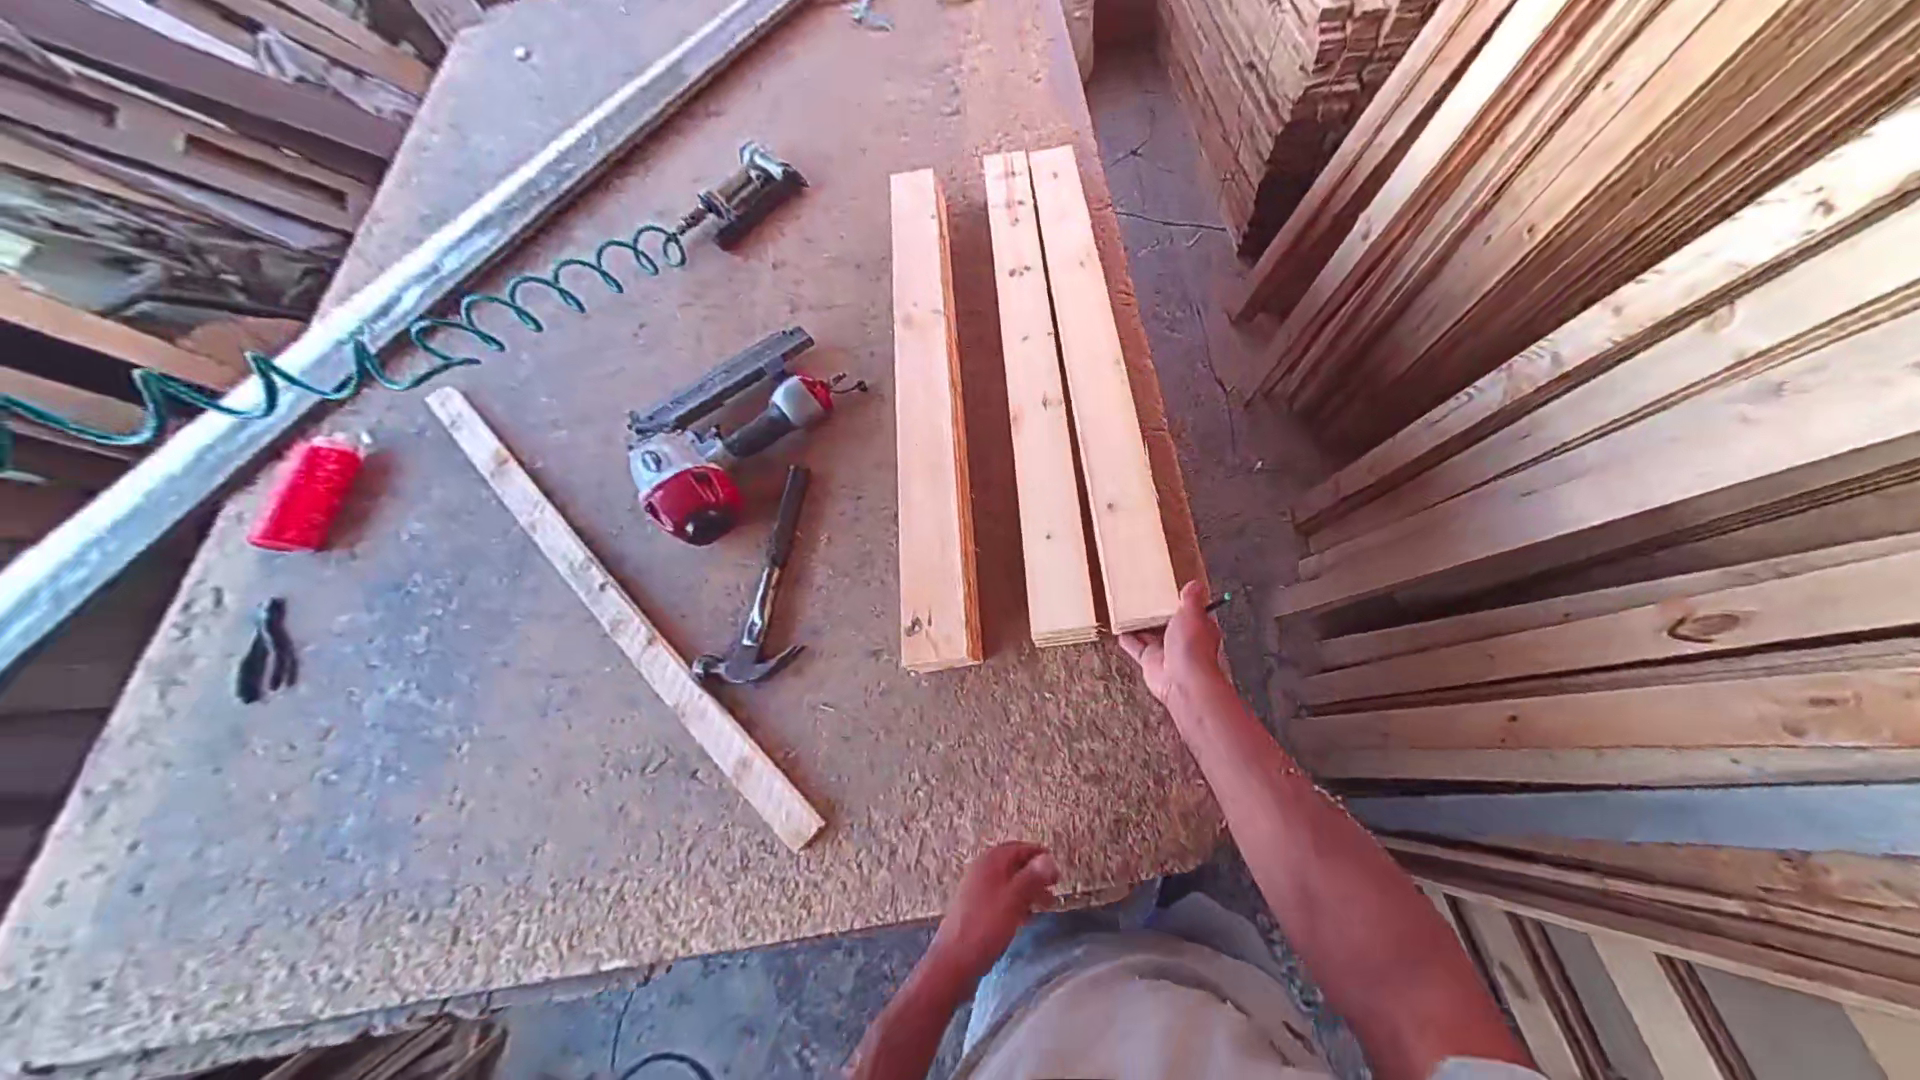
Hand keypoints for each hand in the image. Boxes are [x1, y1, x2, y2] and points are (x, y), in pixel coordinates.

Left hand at [927, 842, 1058, 981]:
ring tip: (1046, 904)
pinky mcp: (975, 908)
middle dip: (1035, 874)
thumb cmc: (986, 926)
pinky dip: (1017, 902)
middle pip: (1014, 864)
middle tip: (1054, 886)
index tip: (1057, 869)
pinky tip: (1026, 917)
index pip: (1019, 848)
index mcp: (990, 862)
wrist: (954, 961)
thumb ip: (1032, 877)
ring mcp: (977, 889)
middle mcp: (982, 870)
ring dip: (1028, 890)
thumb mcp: (1014, 899)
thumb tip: (1048, 858)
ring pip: (1009, 882)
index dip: (1039, 855)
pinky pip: (1001, 898)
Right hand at [1119, 580, 1225, 705]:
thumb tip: (1196, 585)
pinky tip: (1119, 631)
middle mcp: (1182, 640)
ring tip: (1128, 612)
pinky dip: (1127, 640)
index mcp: (1198, 627)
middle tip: (1144, 599)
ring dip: (1140, 625)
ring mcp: (1165, 651)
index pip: (1191, 612)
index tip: (1171, 592)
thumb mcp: (1192, 613)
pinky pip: (1136, 648)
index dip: (1181, 603)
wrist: (1183, 679)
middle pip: (1167, 623)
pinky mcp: (1150, 661)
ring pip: (1149, 635)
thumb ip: (1191, 599)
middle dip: (1157, 614)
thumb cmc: (1193, 648)